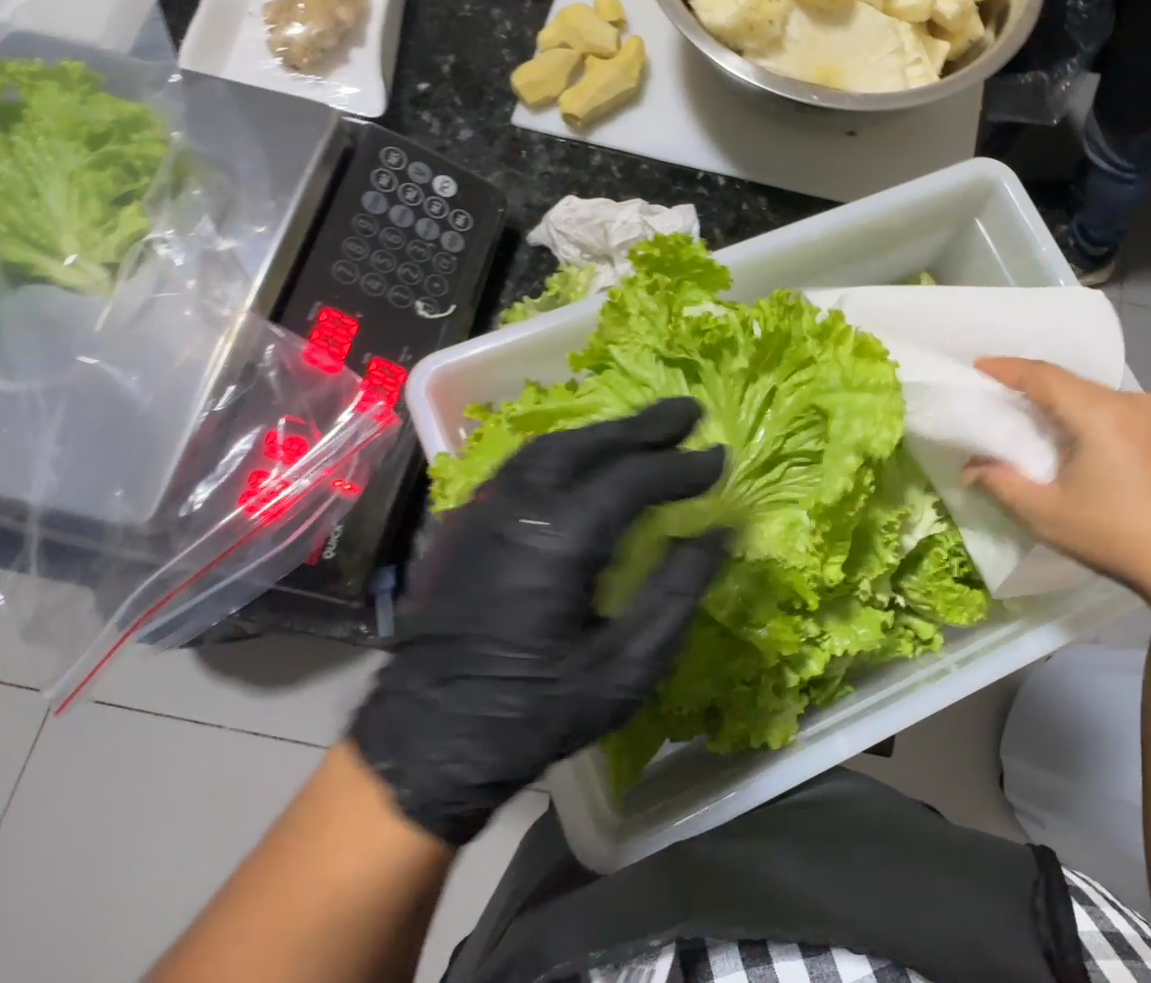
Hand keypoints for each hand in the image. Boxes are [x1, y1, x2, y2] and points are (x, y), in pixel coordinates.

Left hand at [351, 398, 729, 845]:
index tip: (720, 459)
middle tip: (688, 412)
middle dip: (643, 427)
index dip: (681, 468)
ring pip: (547, 450)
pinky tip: (582, 464)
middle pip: (587, 446)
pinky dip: (563, 455)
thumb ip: (677, 590)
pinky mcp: (462, 527)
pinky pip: (519, 470)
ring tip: (643, 431)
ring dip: (601, 435)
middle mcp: (516, 509)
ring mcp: (481, 513)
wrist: (431, 738)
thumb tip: (719, 533)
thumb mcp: (627, 665)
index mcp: (558, 541)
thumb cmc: (539, 709)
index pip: (632, 480)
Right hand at [963, 357, 1150, 609]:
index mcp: (1101, 413)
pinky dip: (1100, 424)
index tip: (978, 366)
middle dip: (1037, 392)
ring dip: (1071, 411)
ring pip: (1103, 402)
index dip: (1007, 368)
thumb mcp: (1047, 515)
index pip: (1043, 376)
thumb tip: (971, 467)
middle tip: (1006, 406)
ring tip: (1048, 435)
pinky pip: (1128, 417)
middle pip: (1075, 386)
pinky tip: (1094, 455)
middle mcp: (1136, 403)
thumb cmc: (1119, 537)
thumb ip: (1002, 484)